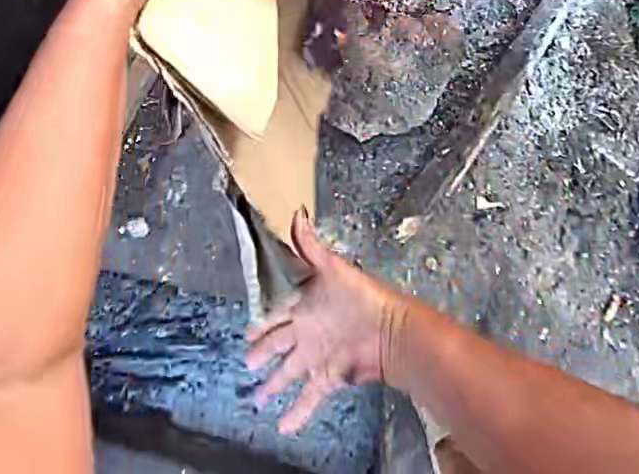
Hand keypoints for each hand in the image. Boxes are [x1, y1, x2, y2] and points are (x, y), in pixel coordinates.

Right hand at [244, 209, 412, 433]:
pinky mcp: (329, 377)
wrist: (391, 331)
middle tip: (246, 363)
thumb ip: (310, 246)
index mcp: (304, 306)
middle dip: (261, 354)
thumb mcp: (332, 267)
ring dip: (274, 386)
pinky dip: (297, 412)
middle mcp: (307, 332)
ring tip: (257, 399)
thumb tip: (297, 214)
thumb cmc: (361, 295)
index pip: (276, 314)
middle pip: (278, 346)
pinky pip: (309, 396)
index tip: (247, 331)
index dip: (262, 323)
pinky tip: (284, 425)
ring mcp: (317, 357)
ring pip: (289, 373)